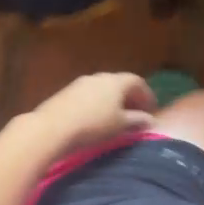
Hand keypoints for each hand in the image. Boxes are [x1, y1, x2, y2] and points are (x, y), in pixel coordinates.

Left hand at [27, 72, 156, 153]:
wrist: (52, 127)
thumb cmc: (93, 125)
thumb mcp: (119, 125)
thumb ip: (137, 120)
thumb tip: (149, 120)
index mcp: (115, 81)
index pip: (136, 81)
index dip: (146, 95)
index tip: (151, 110)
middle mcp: (98, 77)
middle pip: (118, 83)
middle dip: (129, 97)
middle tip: (135, 113)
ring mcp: (79, 83)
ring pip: (101, 89)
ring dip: (111, 101)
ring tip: (115, 117)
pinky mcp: (65, 93)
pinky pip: (87, 95)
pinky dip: (96, 104)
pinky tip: (94, 118)